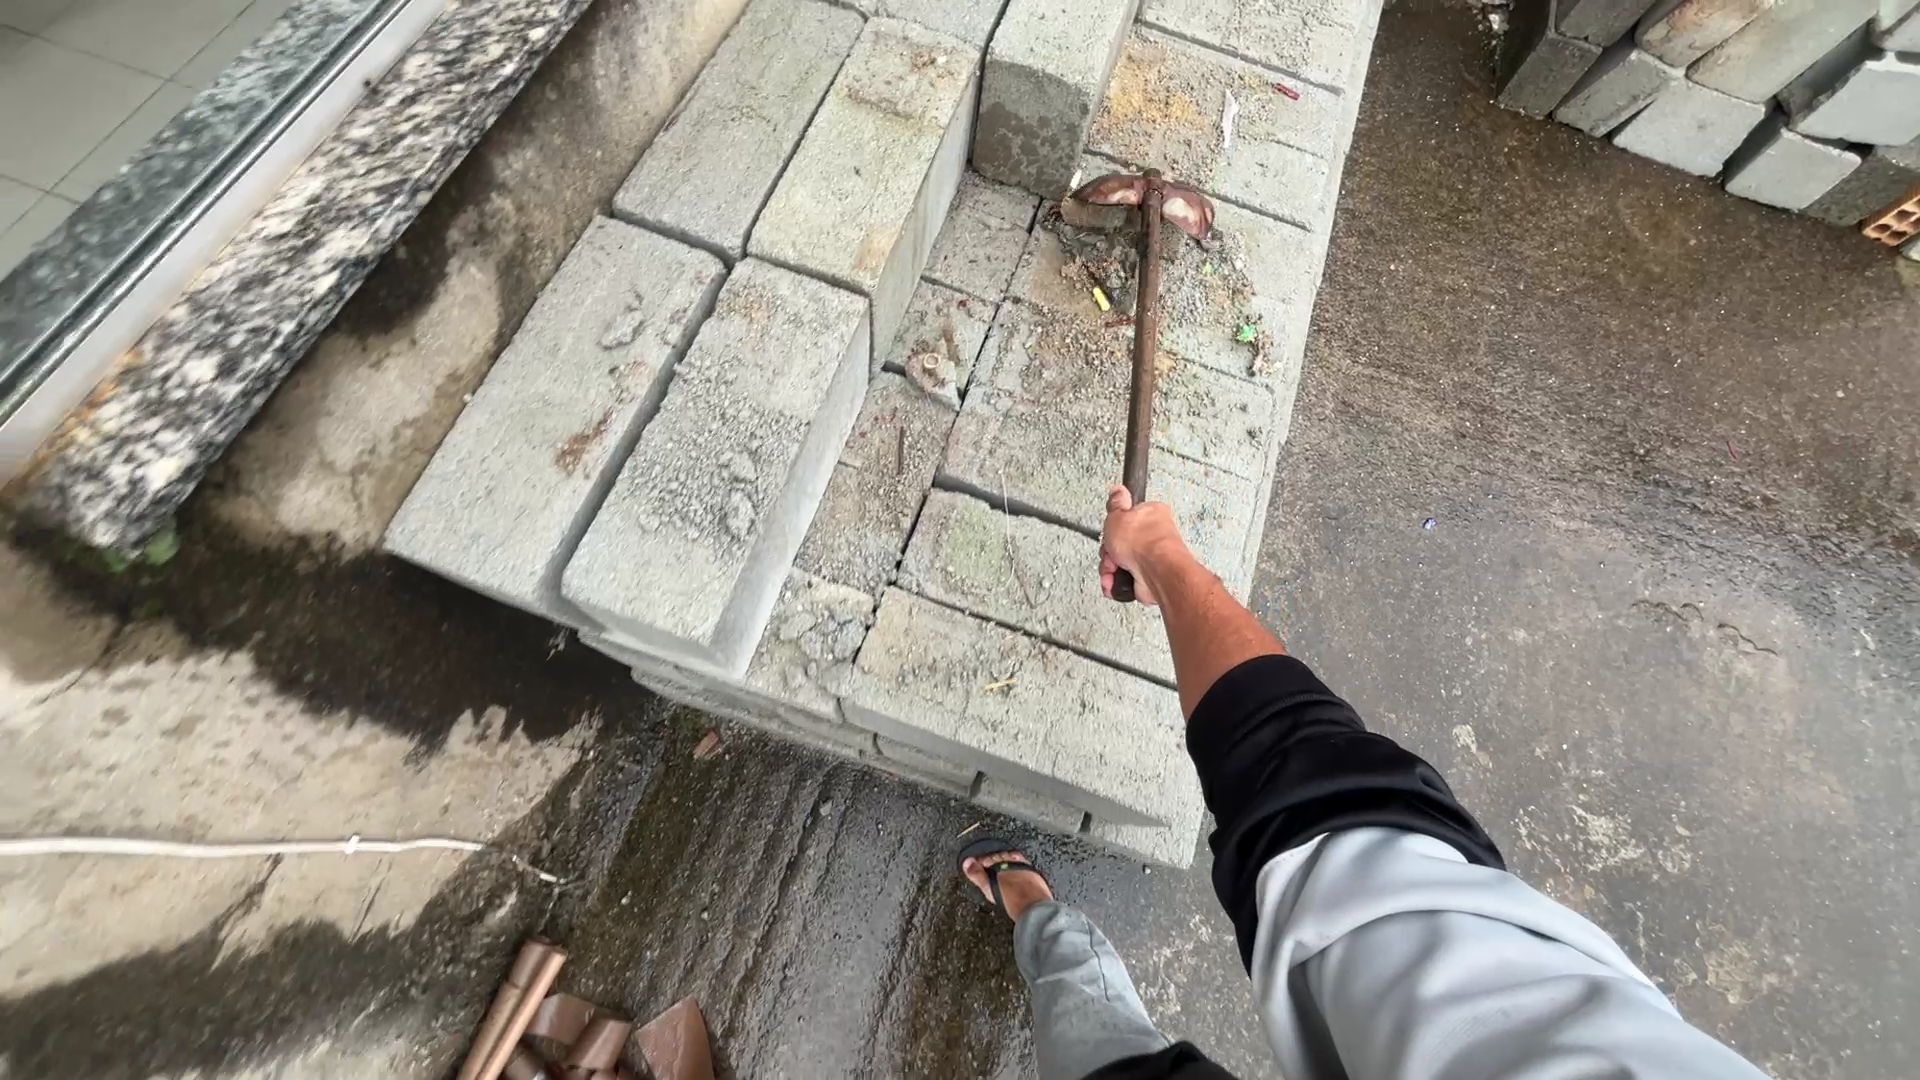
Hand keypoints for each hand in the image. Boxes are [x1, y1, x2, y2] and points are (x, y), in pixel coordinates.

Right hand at [1100, 486, 1186, 605]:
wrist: (1157, 572)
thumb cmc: (1144, 543)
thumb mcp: (1118, 515)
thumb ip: (1116, 504)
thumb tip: (1117, 490)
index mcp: (1151, 514)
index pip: (1127, 516)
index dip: (1113, 526)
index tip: (1109, 530)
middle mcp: (1154, 536)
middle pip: (1119, 542)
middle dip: (1109, 550)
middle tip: (1111, 550)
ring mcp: (1151, 558)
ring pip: (1119, 562)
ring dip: (1110, 568)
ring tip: (1114, 568)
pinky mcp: (1147, 577)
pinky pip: (1124, 579)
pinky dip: (1116, 582)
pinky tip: (1116, 580)